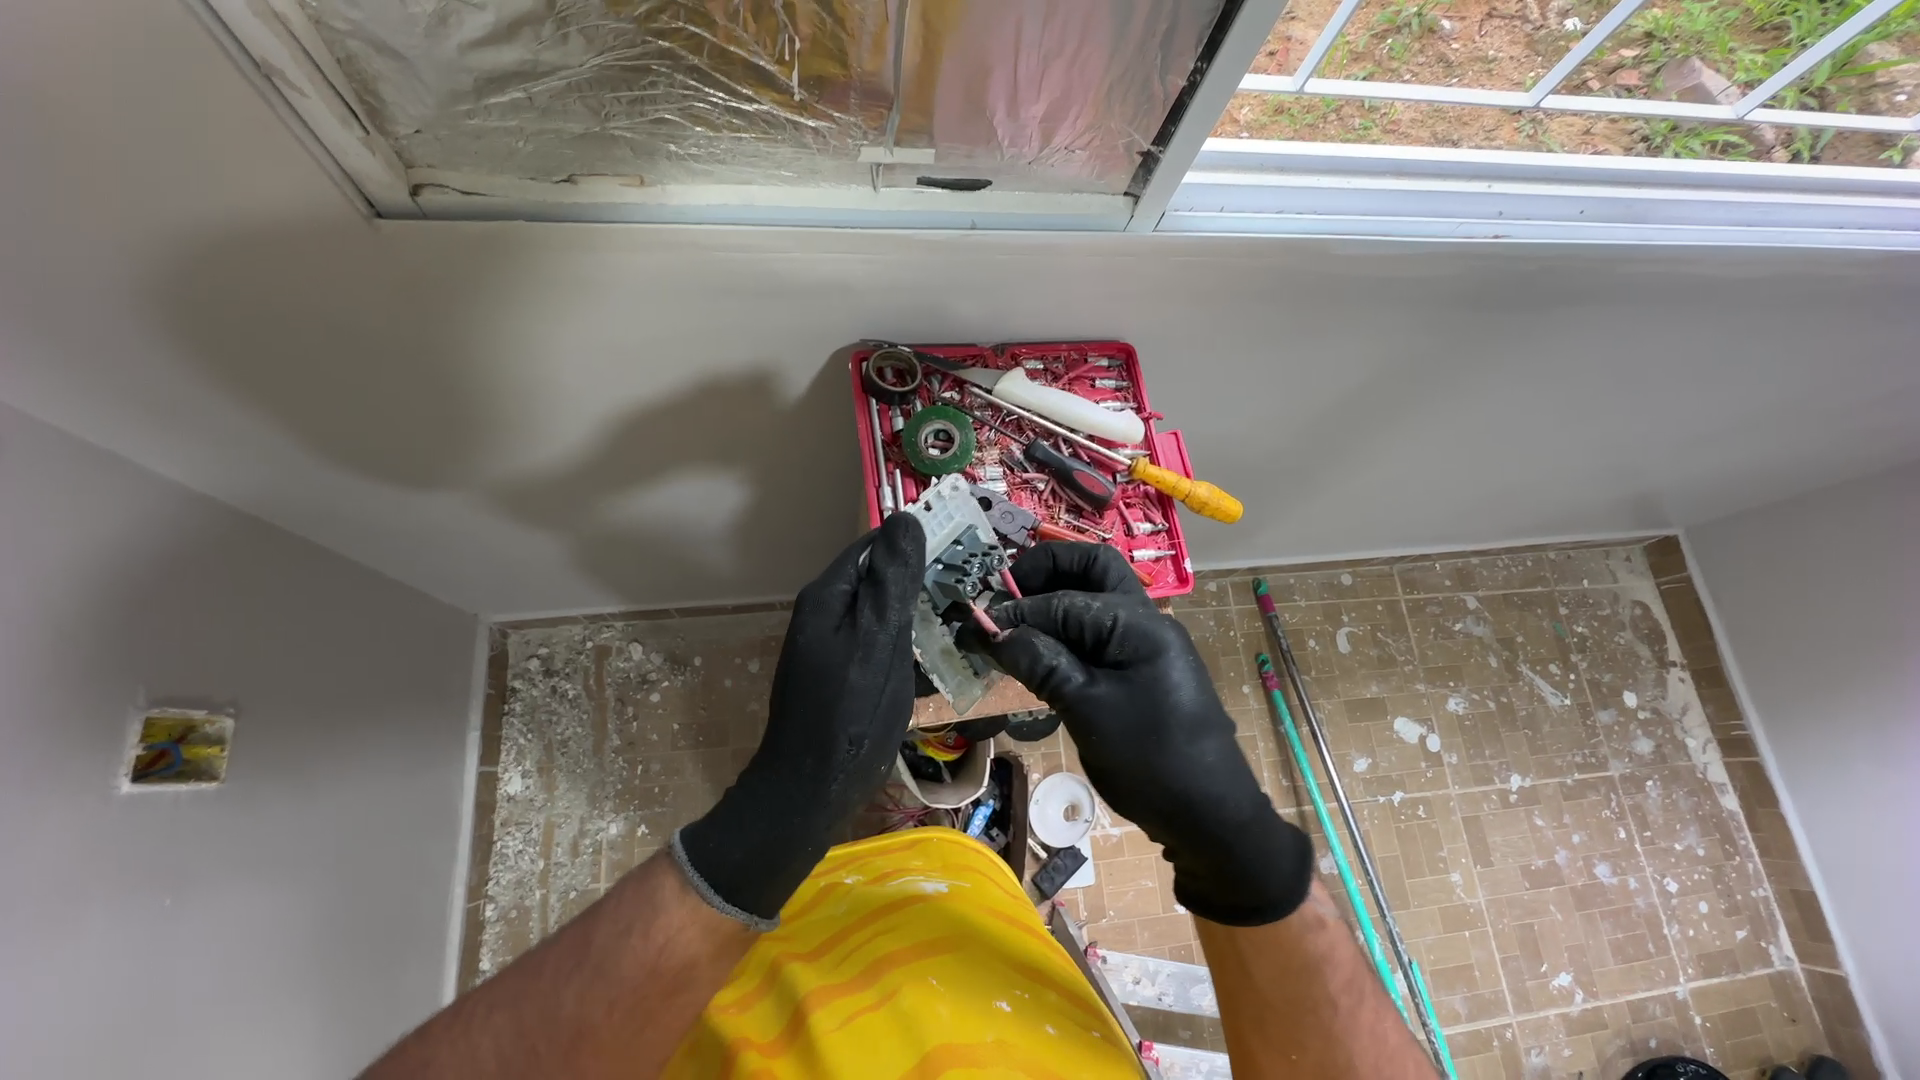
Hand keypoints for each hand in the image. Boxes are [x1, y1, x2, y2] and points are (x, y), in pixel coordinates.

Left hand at [673, 513, 925, 928]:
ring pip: (880, 614)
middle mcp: (823, 614)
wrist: (810, 790)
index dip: (915, 545)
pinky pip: (877, 644)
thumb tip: (905, 518)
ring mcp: (829, 646)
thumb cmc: (849, 713)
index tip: (961, 552)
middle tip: (968, 590)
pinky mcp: (840, 675)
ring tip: (960, 619)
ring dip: (915, 614)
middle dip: (919, 581)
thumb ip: (892, 582)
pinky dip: (904, 644)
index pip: (874, 548)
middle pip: (877, 580)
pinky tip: (932, 657)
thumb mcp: (878, 641)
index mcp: (827, 596)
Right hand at [976, 543, 1313, 926]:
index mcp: (1137, 623)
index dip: (1017, 611)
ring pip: (1097, 597)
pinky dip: (1067, 630)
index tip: (975, 627)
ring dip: (1055, 597)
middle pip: (1092, 569)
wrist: (1211, 815)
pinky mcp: (1142, 668)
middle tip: (1005, 590)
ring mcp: (1146, 644)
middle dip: (1045, 570)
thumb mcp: (1087, 710)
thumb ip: (1041, 663)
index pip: (1064, 600)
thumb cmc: (1150, 760)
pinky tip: (1039, 653)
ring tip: (1014, 620)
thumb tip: (991, 629)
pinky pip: (1099, 632)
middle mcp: (1145, 620)